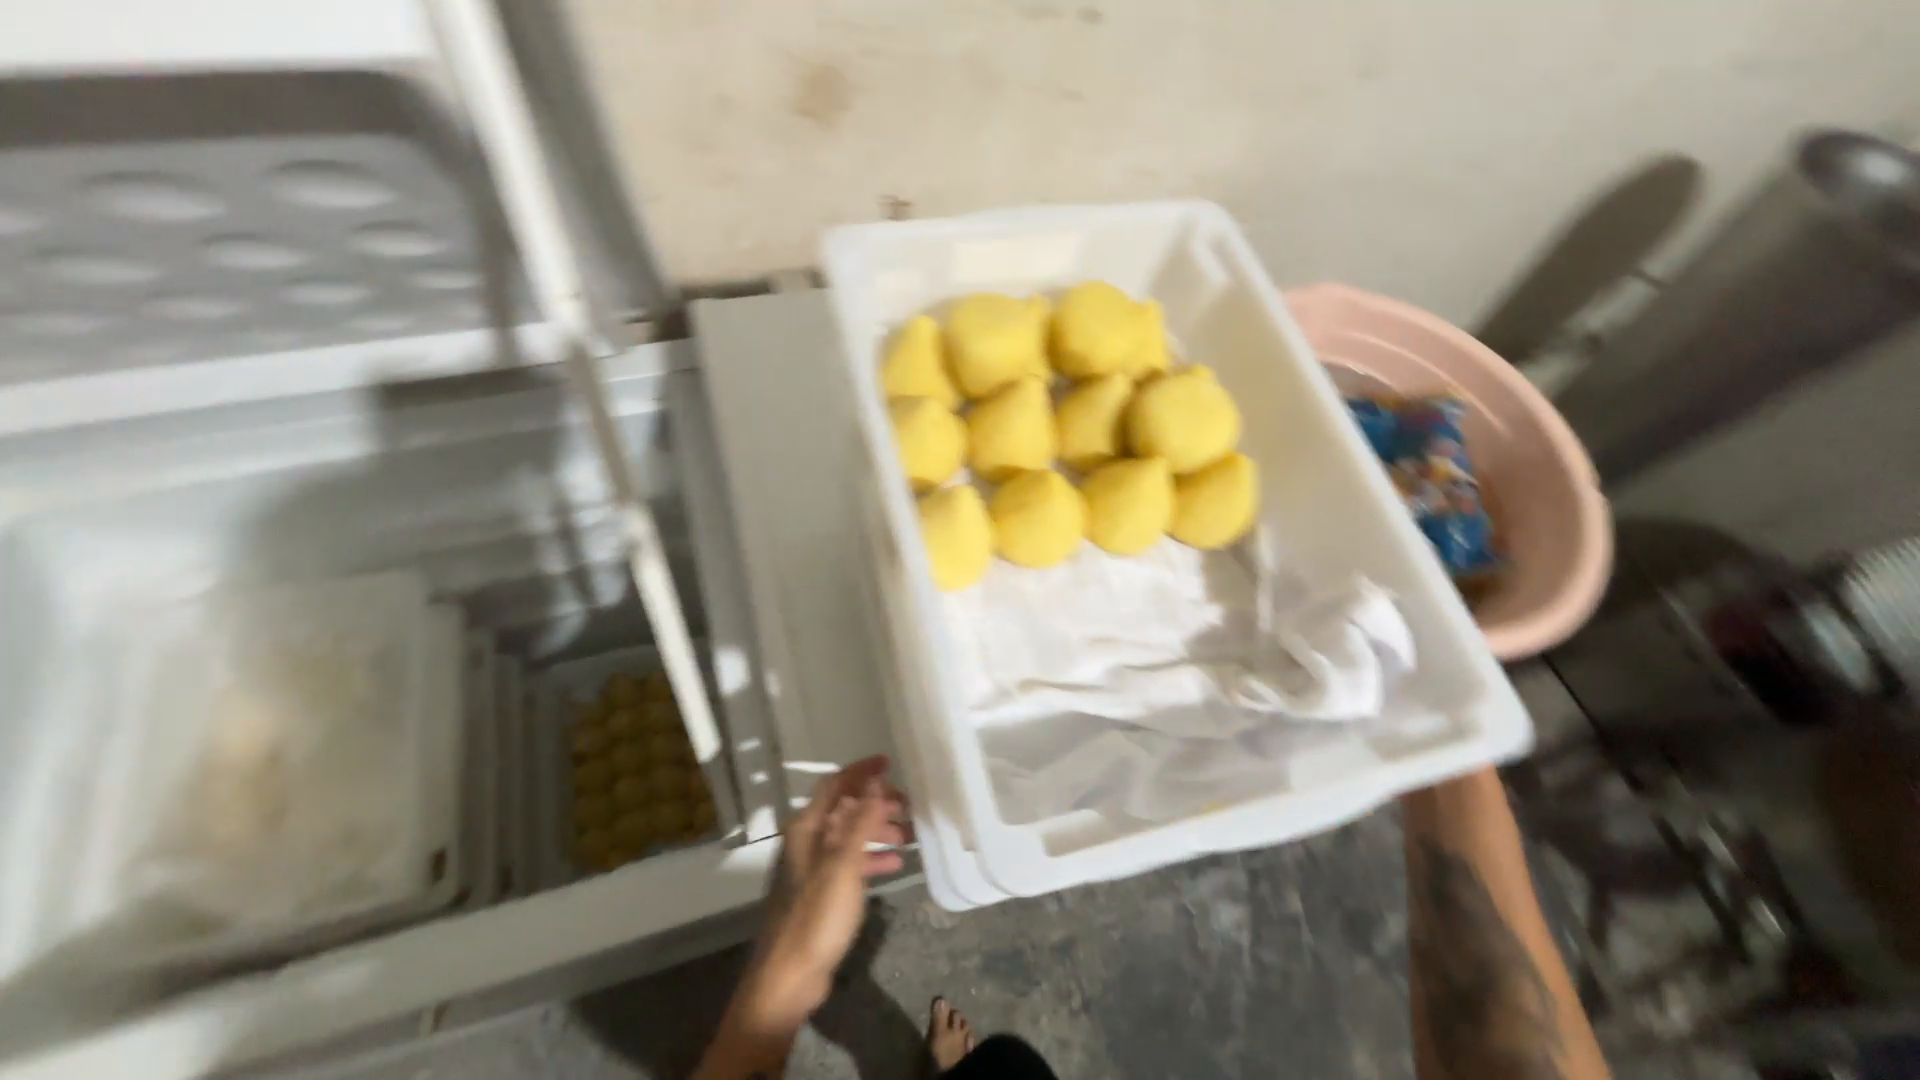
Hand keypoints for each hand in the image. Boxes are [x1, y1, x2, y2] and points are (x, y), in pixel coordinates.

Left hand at [743, 756, 910, 1024]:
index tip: (890, 763)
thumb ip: (859, 821)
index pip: (835, 784)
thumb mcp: (843, 864)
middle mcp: (807, 841)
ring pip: (850, 835)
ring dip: (878, 830)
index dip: (861, 771)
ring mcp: (813, 868)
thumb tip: (874, 782)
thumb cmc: (816, 915)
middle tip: (909, 807)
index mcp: (807, 828)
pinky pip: (851, 862)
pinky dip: (872, 858)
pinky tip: (896, 865)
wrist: (790, 975)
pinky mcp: (821, 892)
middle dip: (876, 802)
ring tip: (910, 836)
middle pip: (844, 808)